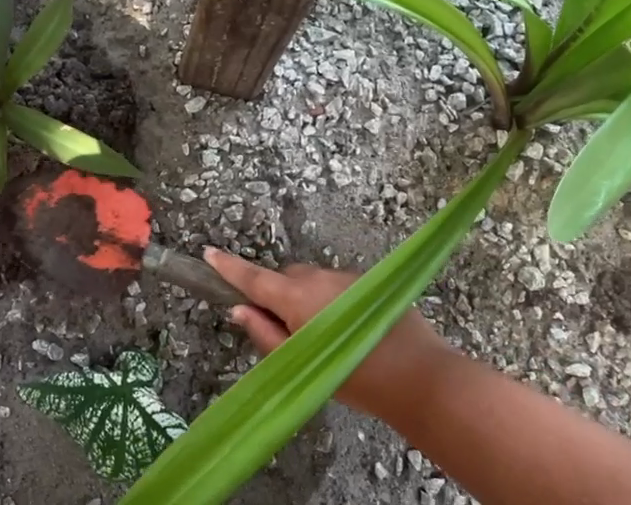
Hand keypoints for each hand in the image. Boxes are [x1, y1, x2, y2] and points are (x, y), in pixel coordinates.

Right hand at [205, 248, 449, 417]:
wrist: (421, 378)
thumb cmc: (356, 379)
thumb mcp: (302, 364)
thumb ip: (266, 335)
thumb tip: (239, 311)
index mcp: (296, 297)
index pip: (253, 277)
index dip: (229, 266)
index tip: (208, 252)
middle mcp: (319, 278)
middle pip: (286, 277)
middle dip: (281, 295)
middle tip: (290, 332)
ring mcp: (347, 277)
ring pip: (315, 281)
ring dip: (311, 299)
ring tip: (329, 337)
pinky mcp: (372, 282)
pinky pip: (340, 285)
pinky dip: (336, 300)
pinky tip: (354, 330)